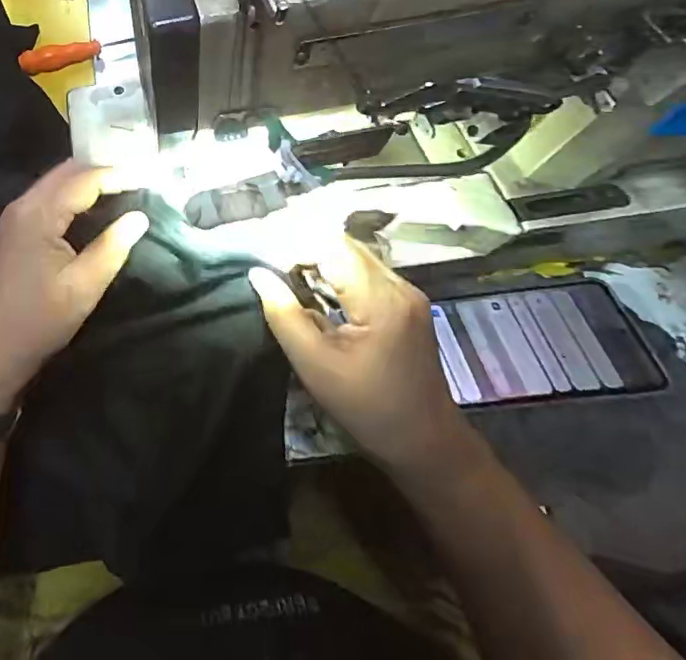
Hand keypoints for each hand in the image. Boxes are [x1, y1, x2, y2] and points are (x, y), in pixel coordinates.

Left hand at [0, 162, 150, 412]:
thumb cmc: (38, 321)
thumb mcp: (84, 286)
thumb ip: (113, 246)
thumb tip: (139, 217)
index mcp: (38, 215)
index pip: (84, 179)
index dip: (119, 175)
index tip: (150, 177)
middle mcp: (23, 205)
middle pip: (67, 171)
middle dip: (103, 170)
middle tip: (139, 179)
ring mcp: (14, 217)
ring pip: (56, 181)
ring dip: (88, 180)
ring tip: (123, 188)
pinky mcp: (13, 230)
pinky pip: (48, 196)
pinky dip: (73, 193)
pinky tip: (94, 205)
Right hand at [250, 239, 475, 473]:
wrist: (426, 443)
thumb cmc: (369, 410)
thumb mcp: (316, 366)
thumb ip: (284, 316)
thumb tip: (258, 274)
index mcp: (381, 298)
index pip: (332, 245)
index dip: (293, 242)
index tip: (260, 252)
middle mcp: (399, 285)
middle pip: (345, 244)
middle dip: (303, 245)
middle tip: (266, 258)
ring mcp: (407, 292)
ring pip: (354, 255)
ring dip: (318, 256)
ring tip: (283, 269)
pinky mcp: (405, 302)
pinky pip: (364, 272)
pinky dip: (335, 271)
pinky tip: (313, 285)